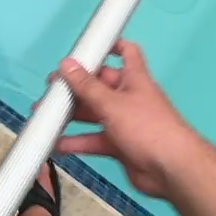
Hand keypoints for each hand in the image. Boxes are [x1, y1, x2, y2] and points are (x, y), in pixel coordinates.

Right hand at [54, 39, 208, 198]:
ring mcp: (124, 122)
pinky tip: (56, 143)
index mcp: (134, 78)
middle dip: (76, 87)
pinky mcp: (119, 145)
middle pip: (99, 85)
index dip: (109, 45)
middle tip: (51, 90)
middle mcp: (128, 97)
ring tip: (44, 115)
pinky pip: (94, 139)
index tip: (85, 48)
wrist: (171, 169)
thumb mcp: (112, 103)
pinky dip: (76, 141)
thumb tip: (66, 63)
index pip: (125, 52)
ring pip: (93, 114)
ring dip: (71, 114)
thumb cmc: (146, 127)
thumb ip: (87, 86)